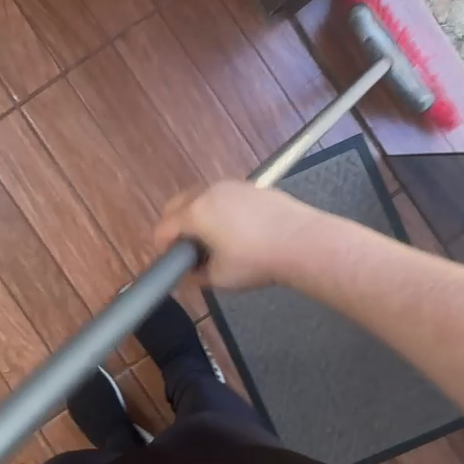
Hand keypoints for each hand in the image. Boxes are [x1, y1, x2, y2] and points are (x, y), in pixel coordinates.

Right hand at [153, 182, 323, 288]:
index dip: (162, 248)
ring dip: (195, 214)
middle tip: (187, 250)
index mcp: (194, 213)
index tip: (171, 262)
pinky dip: (218, 208)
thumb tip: (187, 275)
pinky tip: (235, 229)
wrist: (302, 241)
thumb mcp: (220, 278)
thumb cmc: (256, 261)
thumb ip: (195, 276)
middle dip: (175, 226)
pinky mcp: (250, 186)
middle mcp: (207, 192)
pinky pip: (222, 195)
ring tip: (211, 239)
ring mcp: (230, 185)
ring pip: (199, 196)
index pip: (163, 228)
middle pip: (176, 205)